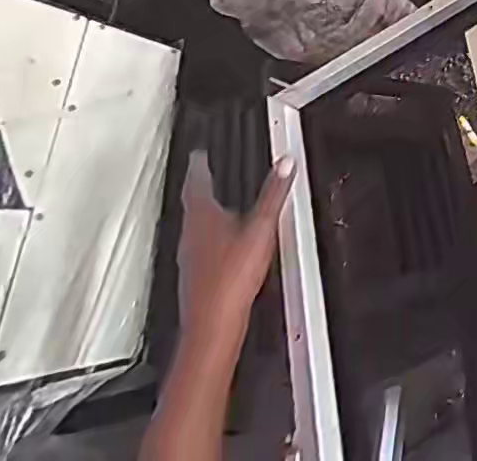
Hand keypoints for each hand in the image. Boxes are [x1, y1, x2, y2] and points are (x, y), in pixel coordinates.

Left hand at [177, 150, 295, 339]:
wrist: (213, 323)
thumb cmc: (231, 276)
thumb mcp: (262, 226)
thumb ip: (274, 193)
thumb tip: (285, 163)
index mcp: (203, 217)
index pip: (196, 182)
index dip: (198, 166)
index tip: (198, 154)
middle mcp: (191, 234)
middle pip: (193, 204)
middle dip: (201, 188)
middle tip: (205, 175)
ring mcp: (191, 256)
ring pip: (196, 226)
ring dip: (206, 212)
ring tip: (218, 205)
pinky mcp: (197, 274)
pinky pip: (202, 245)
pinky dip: (212, 235)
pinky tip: (226, 243)